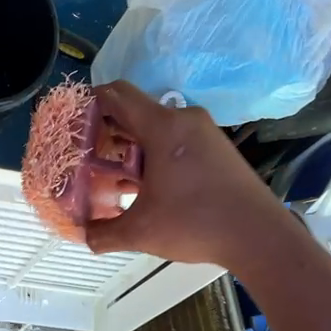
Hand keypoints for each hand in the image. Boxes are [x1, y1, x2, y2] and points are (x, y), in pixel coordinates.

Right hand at [84, 81, 293, 267]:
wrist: (258, 234)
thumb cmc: (195, 223)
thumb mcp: (140, 232)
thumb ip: (103, 233)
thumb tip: (82, 235)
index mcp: (163, 126)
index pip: (116, 95)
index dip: (88, 103)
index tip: (73, 124)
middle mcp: (184, 119)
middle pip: (135, 111)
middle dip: (107, 131)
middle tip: (87, 156)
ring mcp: (204, 132)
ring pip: (157, 127)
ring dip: (132, 145)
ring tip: (114, 174)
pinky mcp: (216, 148)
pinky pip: (176, 140)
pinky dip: (155, 154)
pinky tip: (147, 185)